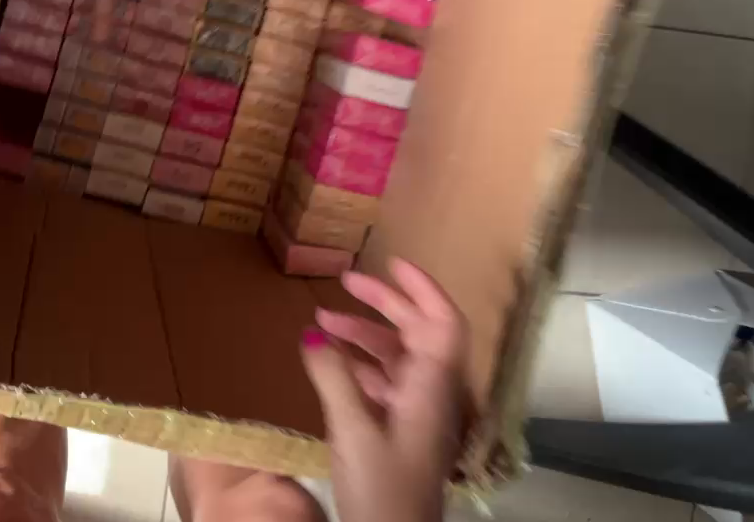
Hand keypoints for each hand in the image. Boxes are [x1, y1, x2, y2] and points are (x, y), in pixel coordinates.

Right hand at [302, 259, 468, 521]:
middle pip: (416, 332)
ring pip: (396, 357)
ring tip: (320, 320)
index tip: (392, 261)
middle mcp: (431, 394)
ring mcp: (418, 414)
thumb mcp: (352, 430)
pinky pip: (385, 382)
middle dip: (382, 302)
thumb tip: (311, 332)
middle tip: (345, 280)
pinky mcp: (401, 432)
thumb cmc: (383, 491)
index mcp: (431, 388)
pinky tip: (329, 362)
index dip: (423, 288)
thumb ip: (332, 376)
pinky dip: (359, 364)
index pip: (442, 323)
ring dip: (362, 335)